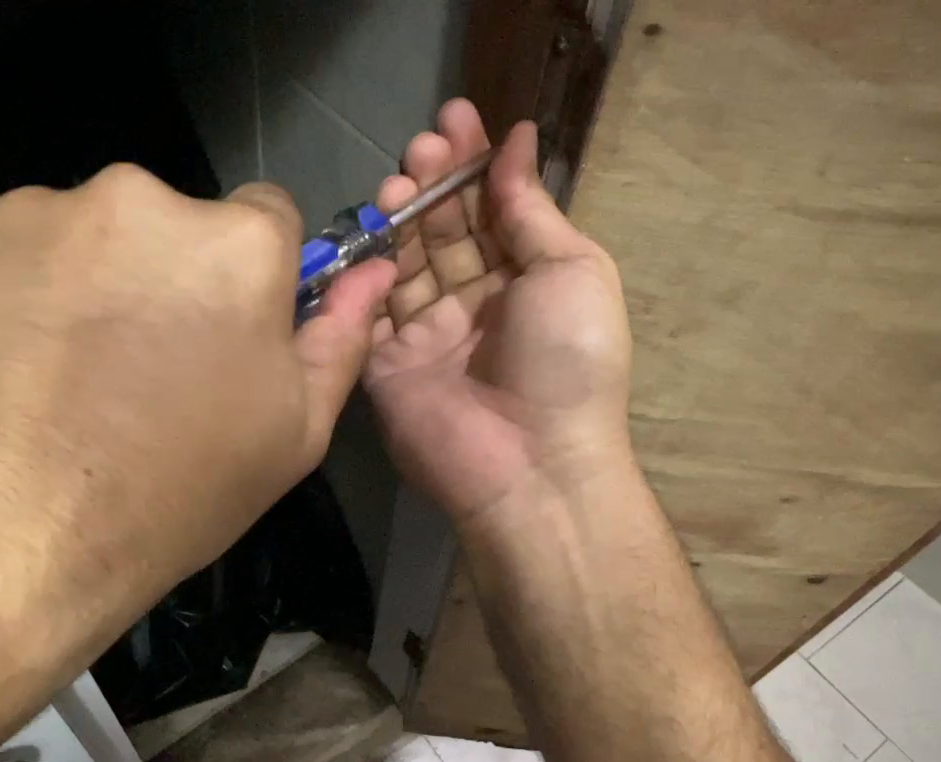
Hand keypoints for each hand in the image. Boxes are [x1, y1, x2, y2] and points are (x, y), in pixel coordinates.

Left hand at [0, 166, 395, 623]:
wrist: (25, 532)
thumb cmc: (182, 491)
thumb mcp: (295, 433)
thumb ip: (338, 339)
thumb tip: (373, 272)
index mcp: (238, 244)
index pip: (268, 216)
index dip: (252, 278)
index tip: (224, 334)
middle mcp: (141, 197)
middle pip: (173, 221)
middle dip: (169, 275)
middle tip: (143, 367)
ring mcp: (40, 210)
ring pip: (88, 231)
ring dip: (91, 278)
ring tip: (72, 372)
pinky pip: (9, 248)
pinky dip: (16, 290)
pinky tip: (16, 363)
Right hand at [363, 101, 633, 535]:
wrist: (532, 462)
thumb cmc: (568, 360)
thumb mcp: (572, 269)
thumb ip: (532, 209)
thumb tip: (517, 140)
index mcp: (525, 281)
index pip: (490, 212)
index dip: (473, 166)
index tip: (457, 120)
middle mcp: (473, 304)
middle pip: (443, 232)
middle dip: (433, 183)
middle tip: (423, 146)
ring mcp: (427, 335)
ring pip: (403, 263)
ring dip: (399, 216)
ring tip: (398, 180)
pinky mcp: (387, 364)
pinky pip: (371, 310)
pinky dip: (368, 270)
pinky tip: (374, 231)